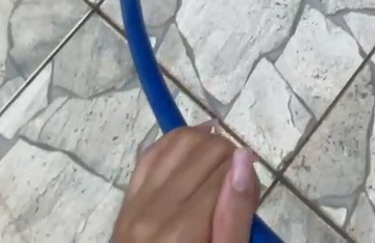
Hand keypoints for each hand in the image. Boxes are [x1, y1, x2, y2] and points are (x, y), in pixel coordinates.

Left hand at [114, 122, 259, 242]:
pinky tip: (195, 152)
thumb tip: (244, 155)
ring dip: (207, 143)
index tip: (249, 197)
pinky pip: (152, 153)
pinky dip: (177, 143)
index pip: (226, 168)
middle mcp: (151, 215)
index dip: (246, 175)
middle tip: (235, 187)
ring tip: (218, 167)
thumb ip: (238, 213)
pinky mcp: (125, 204)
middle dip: (230, 157)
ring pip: (180, 141)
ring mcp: (133, 208)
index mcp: (180, 234)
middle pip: (206, 148)